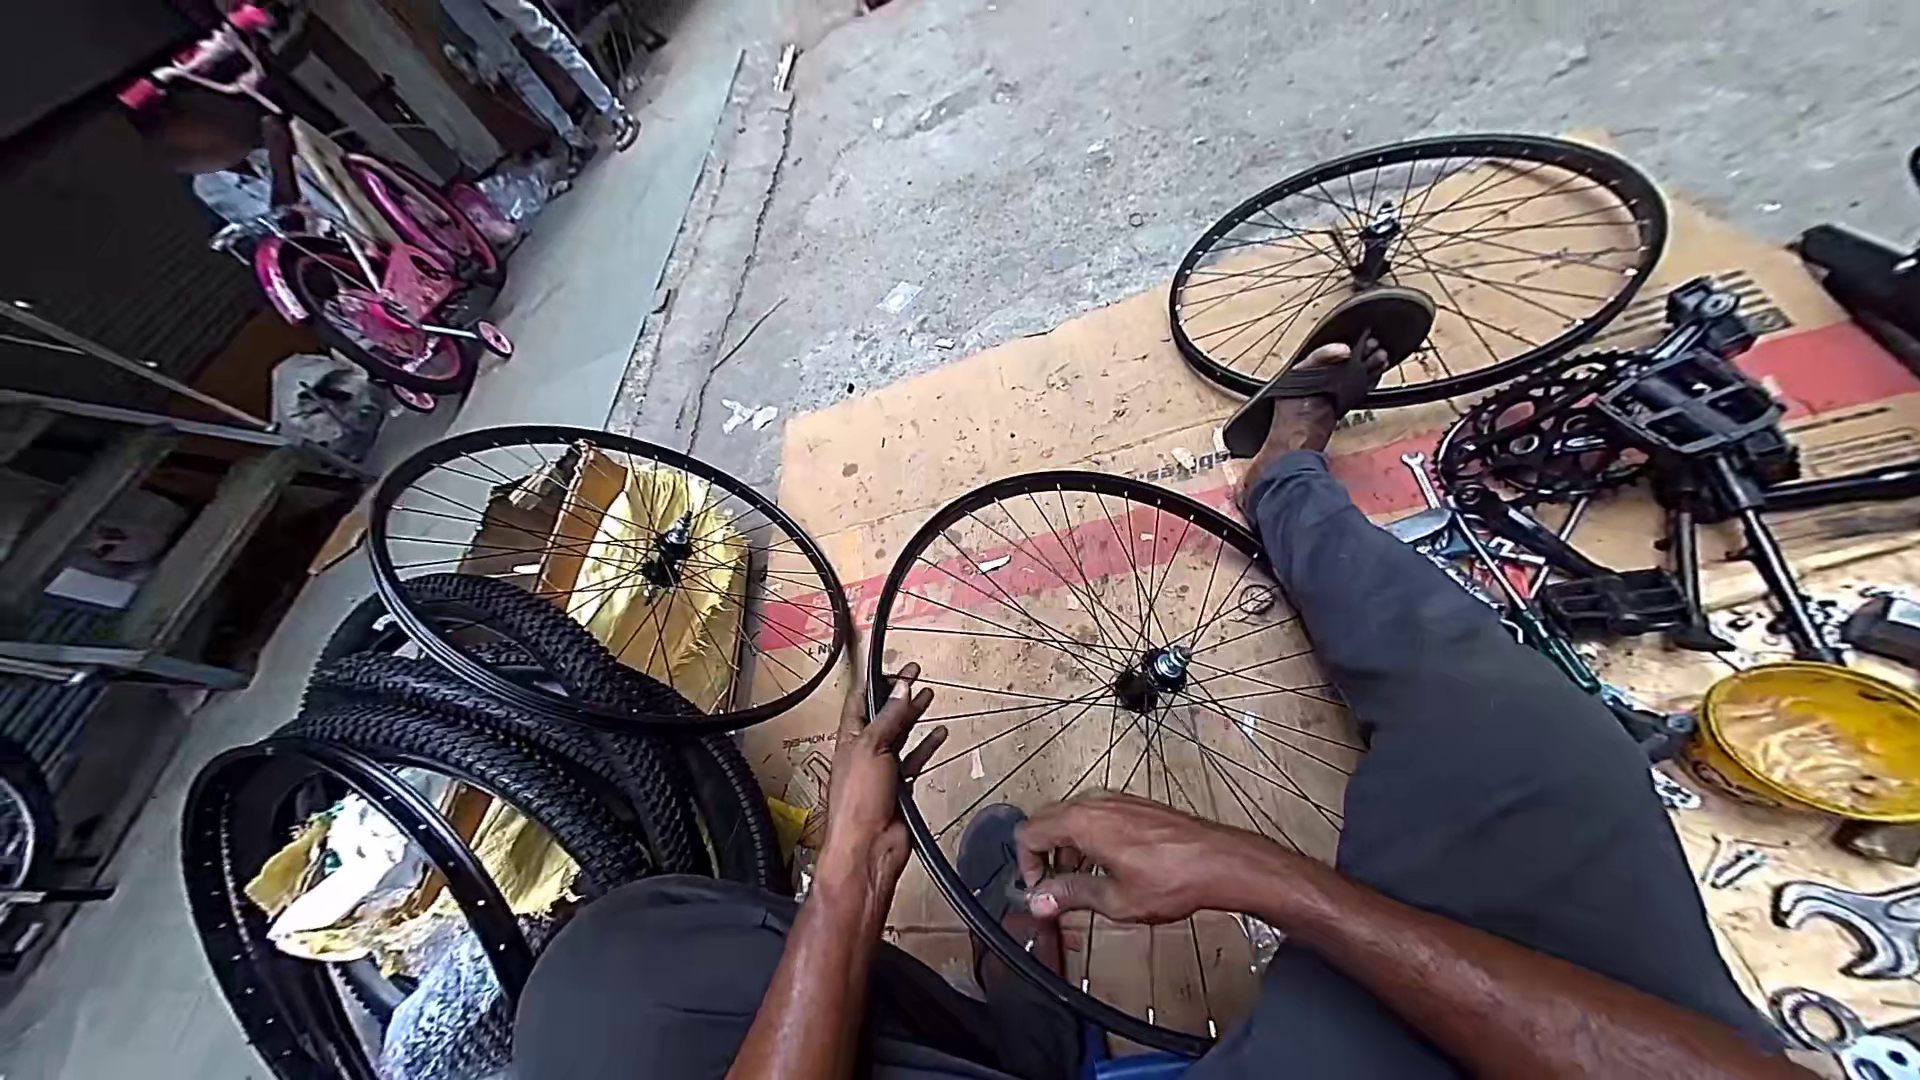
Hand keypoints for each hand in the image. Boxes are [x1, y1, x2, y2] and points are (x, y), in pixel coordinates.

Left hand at [817, 657, 945, 912]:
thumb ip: (889, 718)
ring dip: (913, 715)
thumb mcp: (871, 748)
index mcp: (849, 737)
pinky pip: (915, 759)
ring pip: (901, 734)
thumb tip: (901, 688)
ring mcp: (883, 769)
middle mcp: (865, 750)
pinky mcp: (900, 785)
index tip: (893, 667)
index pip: (859, 701)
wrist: (868, 848)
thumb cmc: (858, 800)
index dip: (876, 683)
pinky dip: (927, 745)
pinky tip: (939, 733)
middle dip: (898, 694)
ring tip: (928, 695)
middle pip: (883, 715)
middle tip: (916, 673)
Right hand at [1015, 791, 1276, 923]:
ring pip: (1069, 816)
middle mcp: (1091, 802)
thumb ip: (1070, 894)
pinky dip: (1085, 836)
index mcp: (1080, 822)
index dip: (1027, 864)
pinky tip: (1104, 865)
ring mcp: (1111, 799)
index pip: (1029, 833)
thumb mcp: (1114, 899)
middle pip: (1045, 821)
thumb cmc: (1170, 879)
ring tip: (1081, 882)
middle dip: (1043, 855)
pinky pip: (1092, 814)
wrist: (1216, 860)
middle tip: (1054, 888)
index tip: (1040, 890)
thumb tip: (1039, 900)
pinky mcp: (1128, 803)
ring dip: (1064, 847)